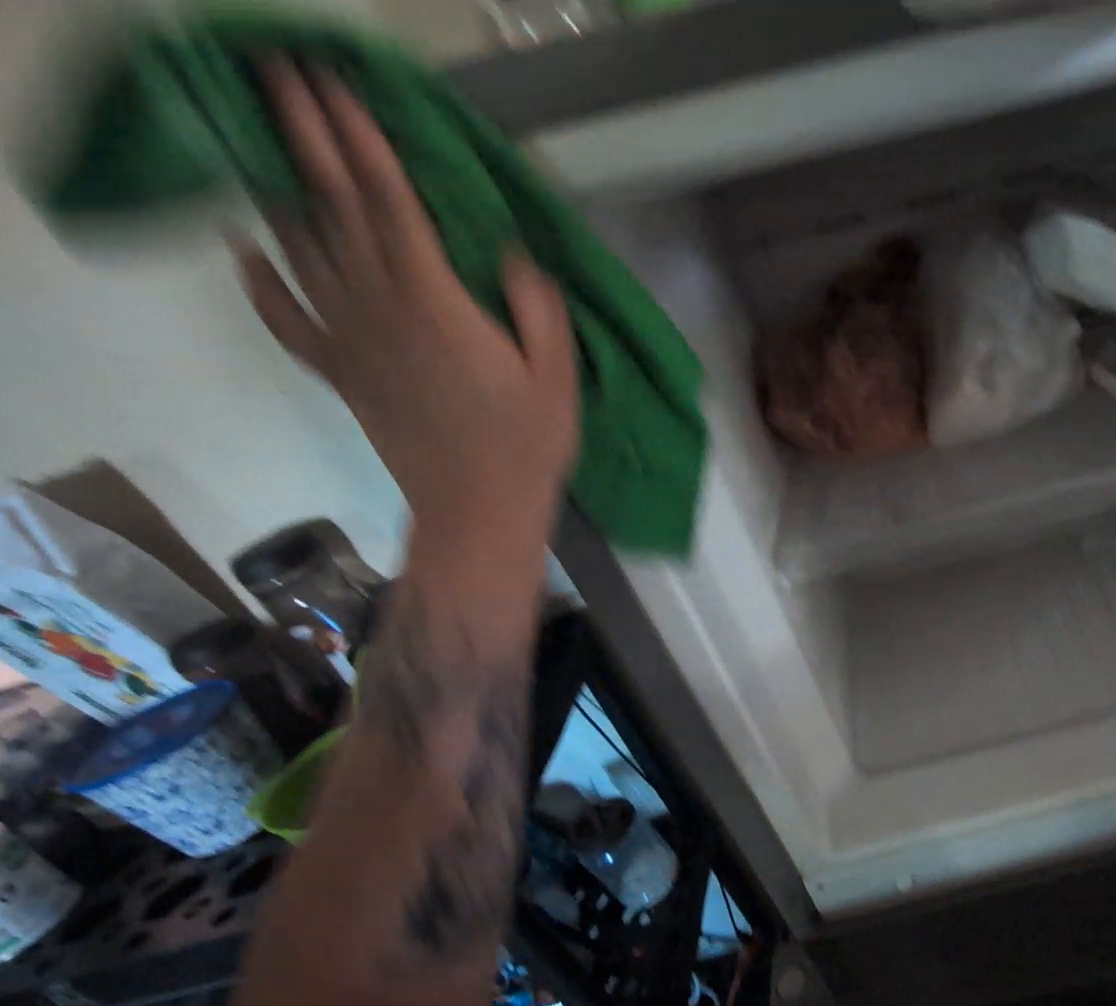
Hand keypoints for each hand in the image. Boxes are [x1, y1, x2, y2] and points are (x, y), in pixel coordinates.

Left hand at [231, 60, 578, 549]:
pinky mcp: (339, 370)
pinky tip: (246, 247)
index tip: (335, 86)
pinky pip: (285, 317)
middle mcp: (378, 309)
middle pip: (334, 209)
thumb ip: (536, 309)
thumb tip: (512, 256)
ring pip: (301, 249)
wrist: (478, 509)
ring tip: (267, 135)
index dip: (361, 140)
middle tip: (280, 75)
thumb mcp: (557, 374)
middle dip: (306, 137)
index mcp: (434, 304)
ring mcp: (349, 340)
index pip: (388, 204)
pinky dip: (260, 280)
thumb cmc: (527, 443)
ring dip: (280, 186)